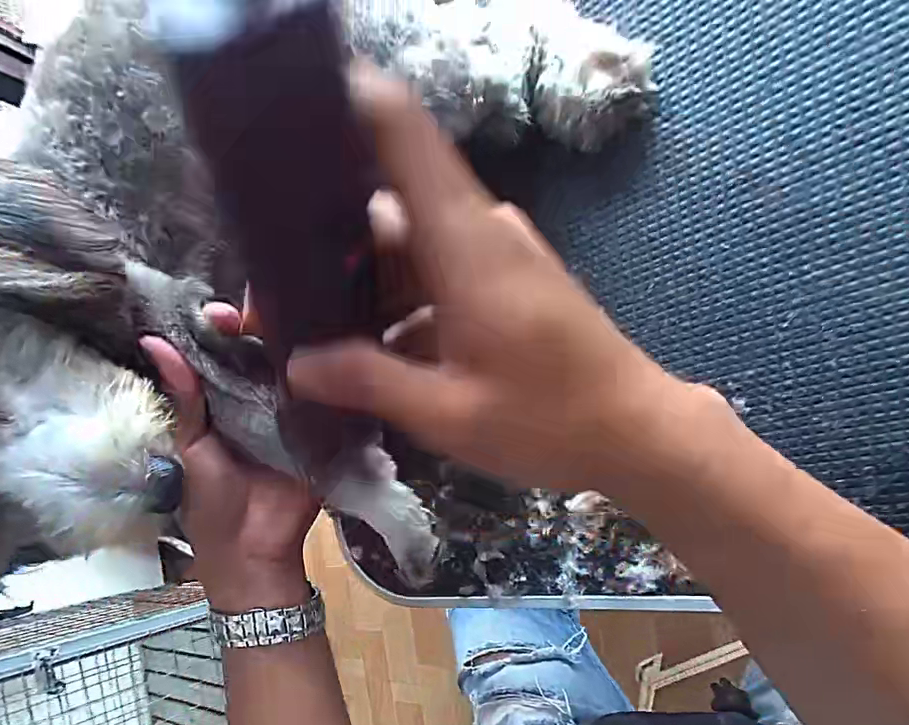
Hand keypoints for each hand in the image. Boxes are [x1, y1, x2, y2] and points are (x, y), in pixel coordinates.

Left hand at [142, 304, 320, 612]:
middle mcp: (262, 401)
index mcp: (227, 400)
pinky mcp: (323, 434)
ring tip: (297, 315)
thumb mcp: (191, 445)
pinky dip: (328, 380)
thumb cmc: (212, 501)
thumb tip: (153, 341)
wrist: (252, 548)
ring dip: (298, 347)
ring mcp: (295, 416)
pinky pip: (326, 402)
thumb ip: (184, 396)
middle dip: (263, 328)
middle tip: (260, 306)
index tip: (220, 313)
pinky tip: (332, 349)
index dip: (224, 328)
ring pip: (298, 372)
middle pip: (265, 355)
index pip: (227, 353)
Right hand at [287, 65, 712, 493]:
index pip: (398, 130)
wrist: (635, 432)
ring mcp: (496, 255)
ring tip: (312, 336)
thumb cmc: (547, 421)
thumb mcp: (447, 413)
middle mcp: (479, 230)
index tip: (281, 131)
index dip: (340, 108)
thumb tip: (297, 366)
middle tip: (273, 299)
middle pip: (387, 205)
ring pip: (409, 247)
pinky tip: (370, 353)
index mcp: (463, 242)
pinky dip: (398, 306)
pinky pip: (436, 276)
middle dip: (327, 245)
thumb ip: (368, 381)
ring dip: (362, 287)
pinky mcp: (505, 283)